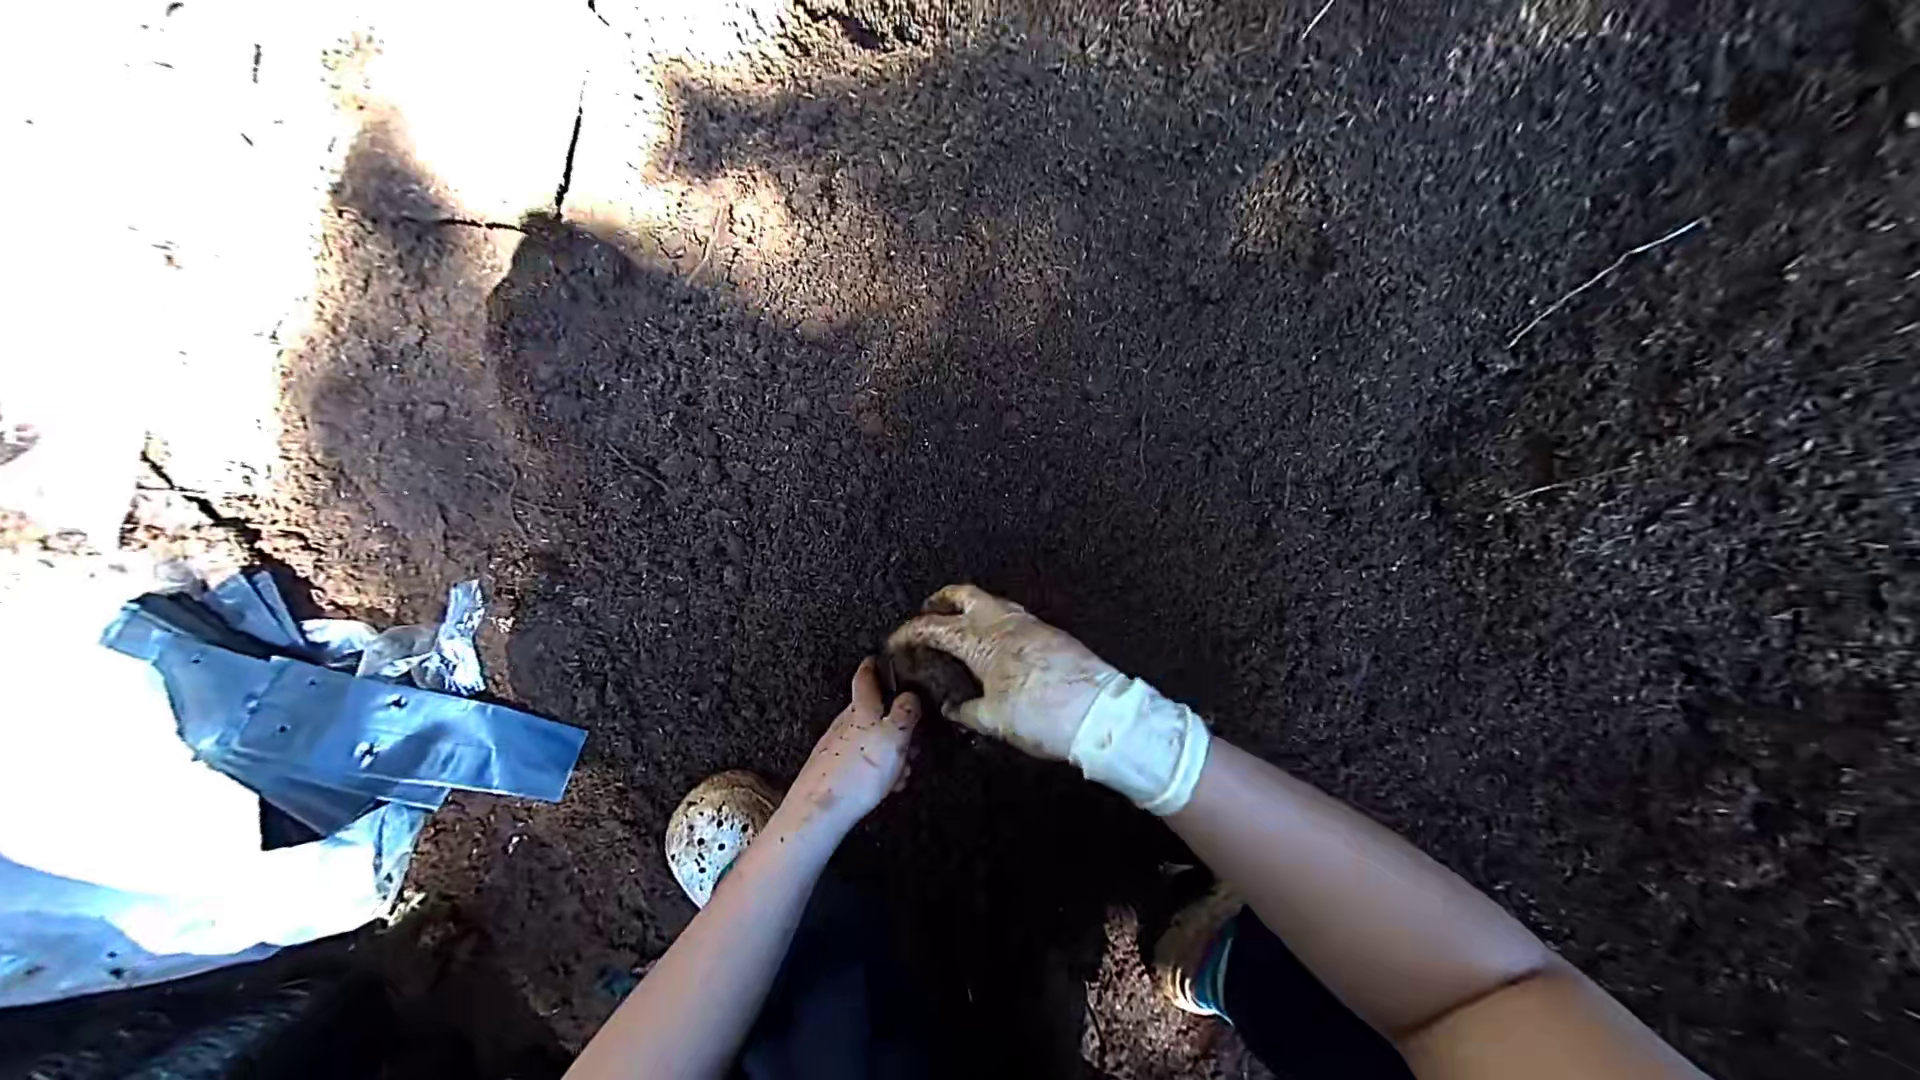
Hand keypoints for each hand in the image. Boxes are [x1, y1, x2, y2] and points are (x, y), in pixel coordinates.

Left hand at [786, 658, 920, 833]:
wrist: (819, 812)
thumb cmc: (857, 772)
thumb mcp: (895, 736)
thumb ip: (906, 713)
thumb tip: (912, 695)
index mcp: (861, 709)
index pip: (865, 677)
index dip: (872, 665)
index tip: (876, 658)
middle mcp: (844, 722)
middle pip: (871, 711)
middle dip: (893, 722)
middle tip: (911, 737)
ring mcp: (836, 746)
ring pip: (869, 739)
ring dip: (889, 750)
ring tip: (901, 770)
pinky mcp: (831, 769)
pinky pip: (861, 761)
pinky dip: (877, 769)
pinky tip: (886, 786)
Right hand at [887, 584, 1210, 815]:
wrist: (1100, 713)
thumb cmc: (1042, 715)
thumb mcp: (993, 721)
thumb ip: (966, 711)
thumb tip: (952, 708)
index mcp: (980, 640)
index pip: (933, 627)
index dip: (908, 633)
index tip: (896, 641)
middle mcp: (1002, 622)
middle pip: (963, 594)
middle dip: (941, 600)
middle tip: (928, 612)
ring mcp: (1027, 623)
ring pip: (990, 601)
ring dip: (969, 607)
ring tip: (959, 624)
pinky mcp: (1047, 631)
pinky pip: (1011, 614)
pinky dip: (993, 619)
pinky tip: (994, 640)